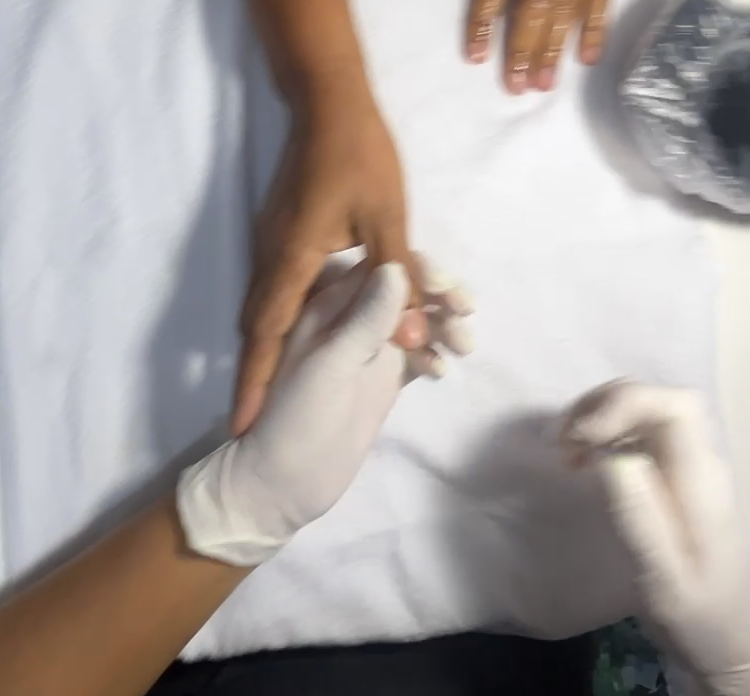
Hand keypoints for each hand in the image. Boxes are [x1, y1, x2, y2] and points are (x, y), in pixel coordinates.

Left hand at [179, 258, 472, 565]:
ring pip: (417, 320)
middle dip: (438, 294)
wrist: (284, 484)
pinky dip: (435, 354)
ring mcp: (371, 347)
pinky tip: (440, 371)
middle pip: (406, 289)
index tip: (445, 286)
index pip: (381, 265)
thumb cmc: (297, 419)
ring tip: (464, 346)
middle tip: (465, 312)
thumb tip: (398, 265)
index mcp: (330, 304)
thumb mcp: (331, 364)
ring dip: (443, 324)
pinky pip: (419, 353)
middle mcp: (354, 317)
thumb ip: (365, 318)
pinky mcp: (385, 376)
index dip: (417, 269)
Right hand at [236, 95, 412, 434]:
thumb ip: (396, 281)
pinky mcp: (276, 228)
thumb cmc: (361, 156)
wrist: (328, 101)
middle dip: (254, 372)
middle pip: (255, 326)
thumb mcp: (388, 219)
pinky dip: (276, 316)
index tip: (242, 424)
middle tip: (256, 416)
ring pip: (261, 305)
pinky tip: (301, 326)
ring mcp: (267, 239)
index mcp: (293, 257)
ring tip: (272, 383)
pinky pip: (271, 284)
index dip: (255, 382)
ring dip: (265, 345)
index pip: (268, 334)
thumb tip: (411, 340)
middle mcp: (269, 254)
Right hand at [562, 382, 749, 695]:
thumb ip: (640, 516)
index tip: (584, 435)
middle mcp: (698, 461)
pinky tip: (583, 460)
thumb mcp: (665, 578)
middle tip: (563, 441)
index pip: (676, 405)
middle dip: (602, 405)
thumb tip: (611, 455)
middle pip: (655, 397)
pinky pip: (638, 433)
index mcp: (700, 479)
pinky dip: (604, 433)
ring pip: (644, 410)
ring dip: (599, 416)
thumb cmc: (702, 616)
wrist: (741, 645)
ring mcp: (687, 465)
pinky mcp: (674, 475)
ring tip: (567, 449)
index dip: (625, 402)